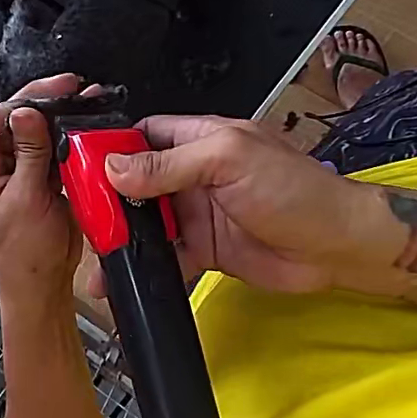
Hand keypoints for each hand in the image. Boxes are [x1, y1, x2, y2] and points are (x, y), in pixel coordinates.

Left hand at [0, 75, 87, 305]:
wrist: (47, 281)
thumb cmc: (24, 256)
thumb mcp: (25, 201)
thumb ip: (29, 155)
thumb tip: (26, 113)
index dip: (9, 109)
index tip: (37, 105)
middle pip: (9, 119)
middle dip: (36, 101)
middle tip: (63, 86)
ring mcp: (20, 168)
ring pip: (34, 129)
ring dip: (56, 114)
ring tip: (79, 96)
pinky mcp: (43, 174)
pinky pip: (53, 146)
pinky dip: (69, 134)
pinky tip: (85, 119)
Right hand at [94, 115, 390, 294]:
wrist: (335, 246)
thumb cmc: (297, 191)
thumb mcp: (231, 160)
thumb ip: (172, 163)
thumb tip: (117, 166)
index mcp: (201, 140)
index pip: (144, 137)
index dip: (111, 151)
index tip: (81, 171)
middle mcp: (196, 175)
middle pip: (137, 183)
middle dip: (109, 202)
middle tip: (83, 223)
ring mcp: (200, 213)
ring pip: (148, 223)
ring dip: (123, 239)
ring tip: (98, 258)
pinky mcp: (206, 249)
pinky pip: (167, 256)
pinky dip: (147, 267)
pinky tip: (127, 280)